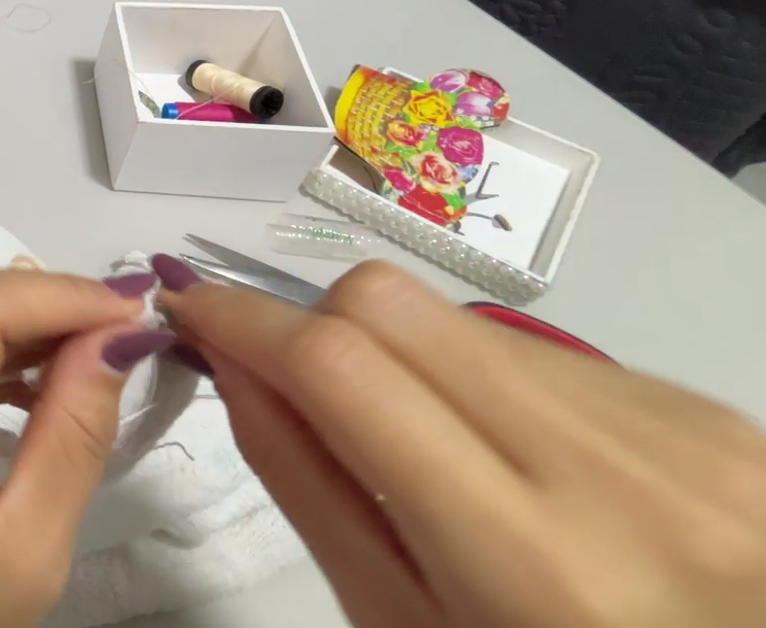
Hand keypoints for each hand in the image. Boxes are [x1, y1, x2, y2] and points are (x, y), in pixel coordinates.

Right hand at [155, 256, 765, 627]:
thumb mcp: (398, 621)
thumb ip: (301, 478)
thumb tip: (228, 358)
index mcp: (532, 563)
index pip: (341, 369)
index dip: (242, 317)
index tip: (188, 303)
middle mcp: (618, 473)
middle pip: (388, 304)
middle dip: (308, 319)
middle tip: (286, 369)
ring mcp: (681, 432)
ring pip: (452, 318)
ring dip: (393, 352)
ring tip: (419, 435)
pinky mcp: (711, 410)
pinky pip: (526, 345)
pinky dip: (470, 373)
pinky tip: (504, 447)